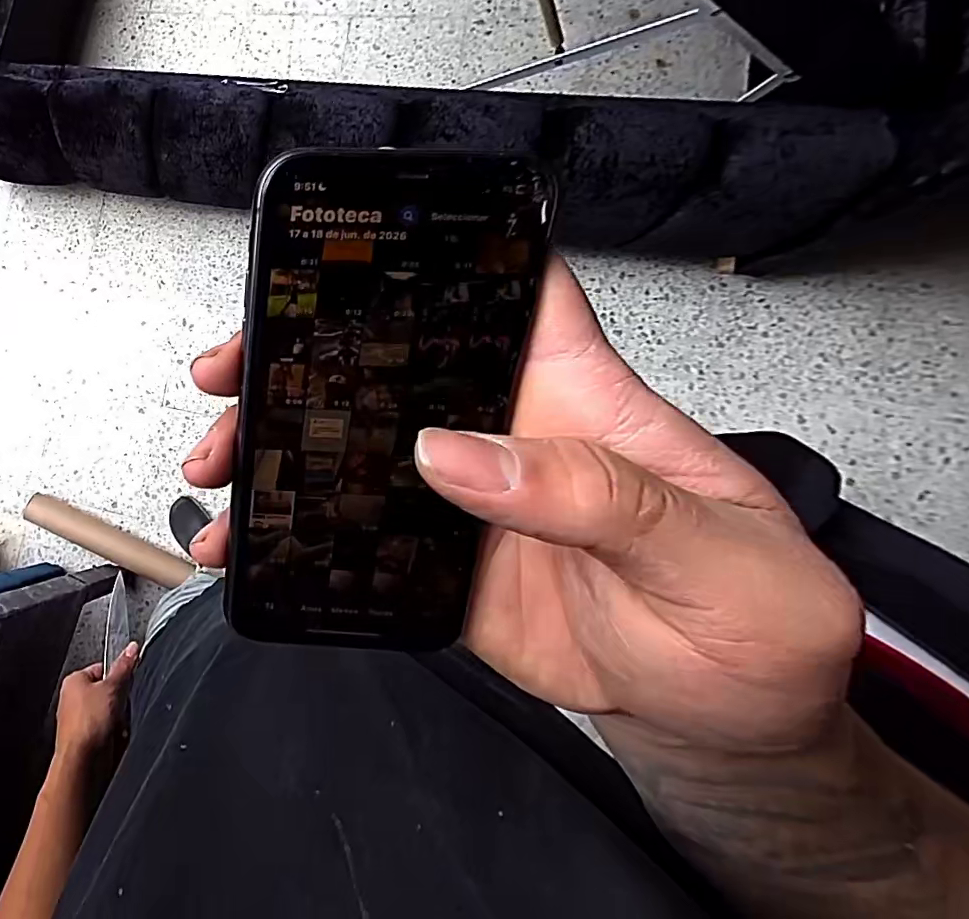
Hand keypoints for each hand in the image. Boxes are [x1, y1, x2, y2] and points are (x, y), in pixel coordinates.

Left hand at [55, 641, 138, 758]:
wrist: (81, 763)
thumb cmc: (87, 724)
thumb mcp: (111, 688)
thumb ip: (123, 667)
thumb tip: (131, 649)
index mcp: (74, 681)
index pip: (102, 668)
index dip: (116, 675)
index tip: (126, 681)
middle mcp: (73, 699)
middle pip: (106, 691)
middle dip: (118, 700)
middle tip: (119, 706)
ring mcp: (79, 720)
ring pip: (109, 712)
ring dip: (117, 718)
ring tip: (116, 724)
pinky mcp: (86, 738)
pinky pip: (107, 729)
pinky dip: (114, 733)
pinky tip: (114, 736)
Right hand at [181, 257, 863, 755]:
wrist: (712, 716)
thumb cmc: (747, 621)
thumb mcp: (714, 554)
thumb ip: (594, 495)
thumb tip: (454, 453)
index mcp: (573, 396)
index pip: (505, 292)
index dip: (437, 255)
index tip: (350, 252)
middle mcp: (496, 430)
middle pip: (383, 364)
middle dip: (298, 356)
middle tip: (235, 369)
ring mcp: (451, 491)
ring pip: (345, 443)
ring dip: (274, 445)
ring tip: (220, 460)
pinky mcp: (423, 551)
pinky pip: (342, 528)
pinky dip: (290, 531)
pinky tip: (248, 538)